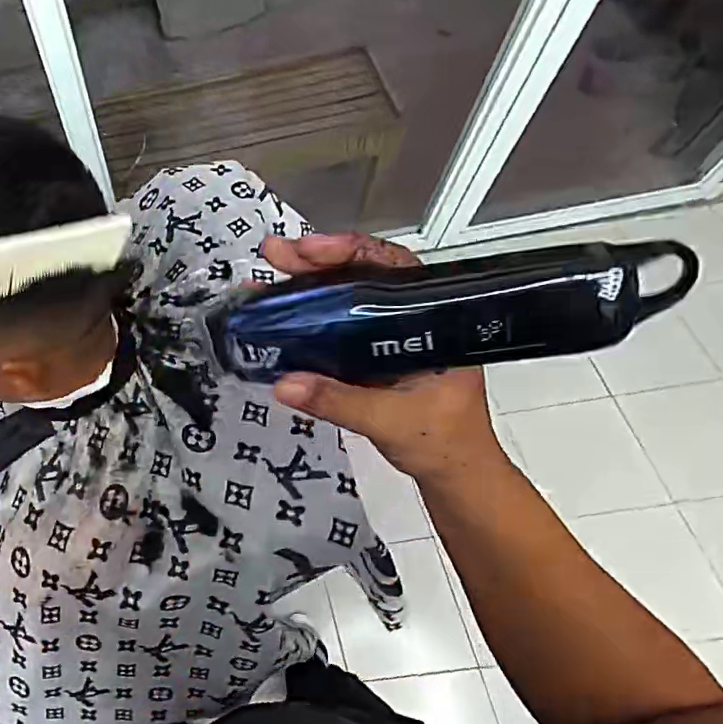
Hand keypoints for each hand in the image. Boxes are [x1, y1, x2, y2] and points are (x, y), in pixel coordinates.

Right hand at [260, 232, 503, 480]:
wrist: (455, 473)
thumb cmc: (443, 442)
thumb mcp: (391, 421)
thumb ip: (338, 401)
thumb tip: (284, 383)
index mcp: (429, 320)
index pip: (391, 267)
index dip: (348, 251)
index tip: (309, 250)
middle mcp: (408, 318)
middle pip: (362, 275)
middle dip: (316, 262)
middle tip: (275, 253)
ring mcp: (388, 336)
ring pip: (347, 298)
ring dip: (308, 287)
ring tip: (267, 278)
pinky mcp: (371, 357)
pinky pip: (337, 328)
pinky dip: (309, 319)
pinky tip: (280, 315)